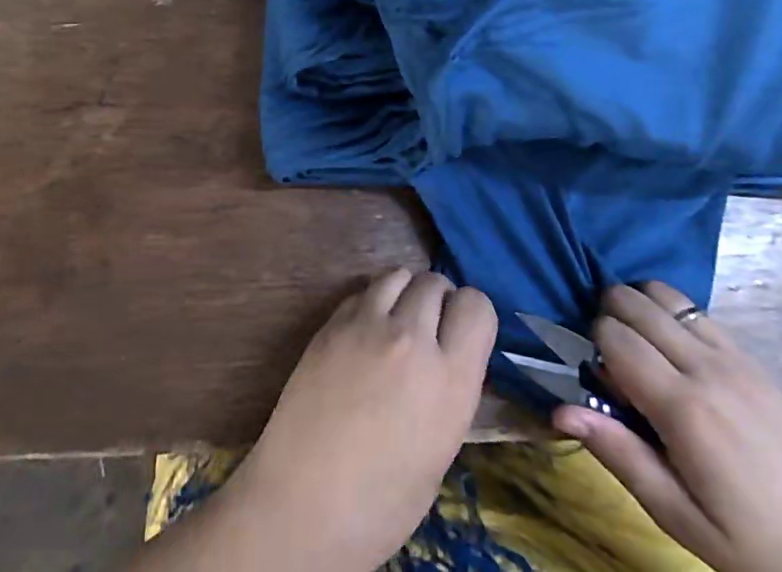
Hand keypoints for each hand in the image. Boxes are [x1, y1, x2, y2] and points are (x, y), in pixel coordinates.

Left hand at [221, 269, 495, 571]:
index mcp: (451, 378)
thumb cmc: (383, 501)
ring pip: (397, 275)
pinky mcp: (329, 326)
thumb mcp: (442, 447)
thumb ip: (452, 388)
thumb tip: (450, 357)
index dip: (471, 315)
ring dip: (405, 292)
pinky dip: (371, 303)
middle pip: (435, 282)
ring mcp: (366, 326)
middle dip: (438, 300)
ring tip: (398, 321)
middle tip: (428, 329)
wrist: (304, 505)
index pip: (477, 305)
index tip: (462, 333)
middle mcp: (412, 339)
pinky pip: (361, 292)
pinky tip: (364, 333)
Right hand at [556, 284, 781, 571]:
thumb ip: (618, 453)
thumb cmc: (754, 548)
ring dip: (640, 306)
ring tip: (636, 346)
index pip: (614, 336)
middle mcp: (707, 367)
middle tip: (607, 357)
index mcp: (683, 407)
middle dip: (608, 313)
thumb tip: (558, 409)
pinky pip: (700, 313)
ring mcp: (736, 358)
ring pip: (668, 296)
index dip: (591, 344)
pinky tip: (672, 350)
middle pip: (636, 302)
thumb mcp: (678, 516)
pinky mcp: (755, 362)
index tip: (593, 376)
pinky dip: (672, 313)